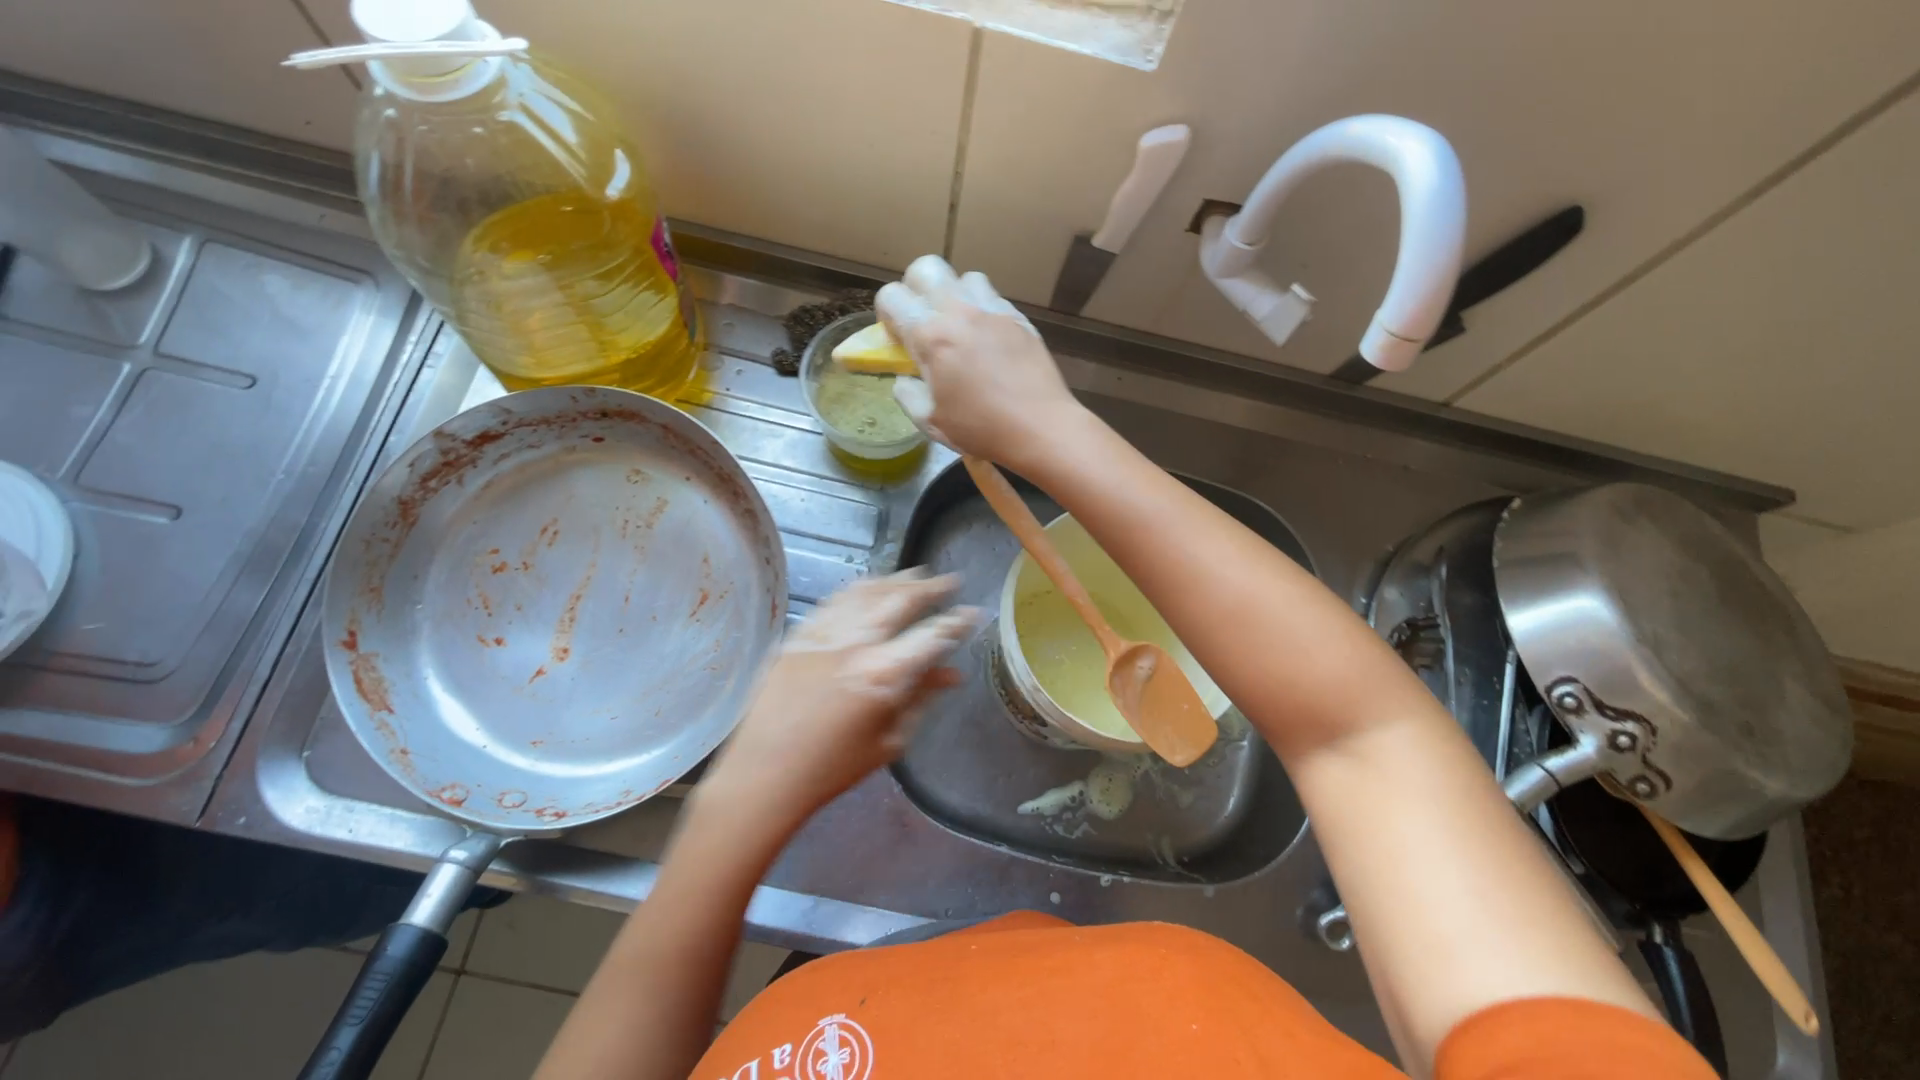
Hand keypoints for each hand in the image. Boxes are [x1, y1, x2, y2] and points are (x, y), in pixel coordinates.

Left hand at [702, 570, 978, 826]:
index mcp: (883, 673)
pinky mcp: (797, 636)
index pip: (931, 636)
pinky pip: (832, 602)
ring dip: (894, 581)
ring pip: (865, 593)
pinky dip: (857, 590)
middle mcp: (855, 643)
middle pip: (899, 601)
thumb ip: (921, 699)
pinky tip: (867, 586)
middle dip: (929, 588)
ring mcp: (823, 635)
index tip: (973, 612)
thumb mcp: (890, 739)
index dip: (956, 622)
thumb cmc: (833, 767)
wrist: (765, 773)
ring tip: (915, 575)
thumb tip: (952, 674)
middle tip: (949, 581)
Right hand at [876, 255, 1087, 470]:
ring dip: (954, 296)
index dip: (886, 315)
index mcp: (931, 337)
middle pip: (926, 268)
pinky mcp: (1019, 318)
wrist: (1041, 428)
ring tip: (959, 328)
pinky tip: (987, 340)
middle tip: (923, 320)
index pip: (892, 297)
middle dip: (916, 288)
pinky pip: (993, 298)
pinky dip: (982, 311)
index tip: (897, 338)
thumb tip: (905, 380)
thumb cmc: (982, 429)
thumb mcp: (931, 422)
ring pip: (964, 278)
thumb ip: (909, 395)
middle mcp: (961, 313)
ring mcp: (993, 311)